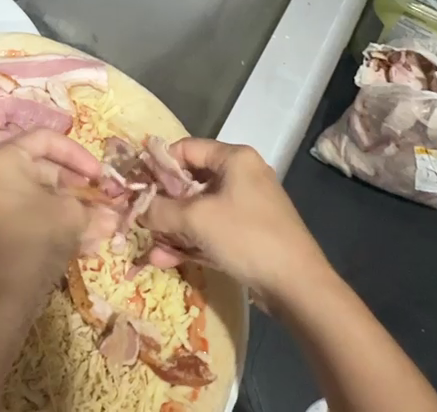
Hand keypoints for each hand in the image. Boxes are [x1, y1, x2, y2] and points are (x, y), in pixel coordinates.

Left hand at [0, 130, 118, 307]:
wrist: (1, 298)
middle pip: (45, 168)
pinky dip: (59, 224)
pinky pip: (35, 217)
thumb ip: (93, 208)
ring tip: (102, 226)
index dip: (78, 154)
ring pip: (43, 197)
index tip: (99, 175)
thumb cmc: (35, 240)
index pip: (45, 139)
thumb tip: (112, 214)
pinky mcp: (2, 231)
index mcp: (6, 160)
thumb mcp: (71, 216)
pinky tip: (88, 243)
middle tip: (103, 202)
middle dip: (79, 187)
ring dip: (74, 209)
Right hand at [141, 139, 330, 306]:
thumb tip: (137, 208)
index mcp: (234, 158)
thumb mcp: (197, 220)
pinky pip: (212, 230)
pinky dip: (191, 241)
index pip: (186, 149)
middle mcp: (242, 175)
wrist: (298, 286)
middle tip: (141, 219)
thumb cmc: (247, 237)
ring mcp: (247, 206)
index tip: (138, 186)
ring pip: (200, 209)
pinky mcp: (250, 234)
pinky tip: (167, 259)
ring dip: (174, 228)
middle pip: (191, 181)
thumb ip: (161, 210)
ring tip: (150, 247)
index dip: (159, 165)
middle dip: (164, 203)